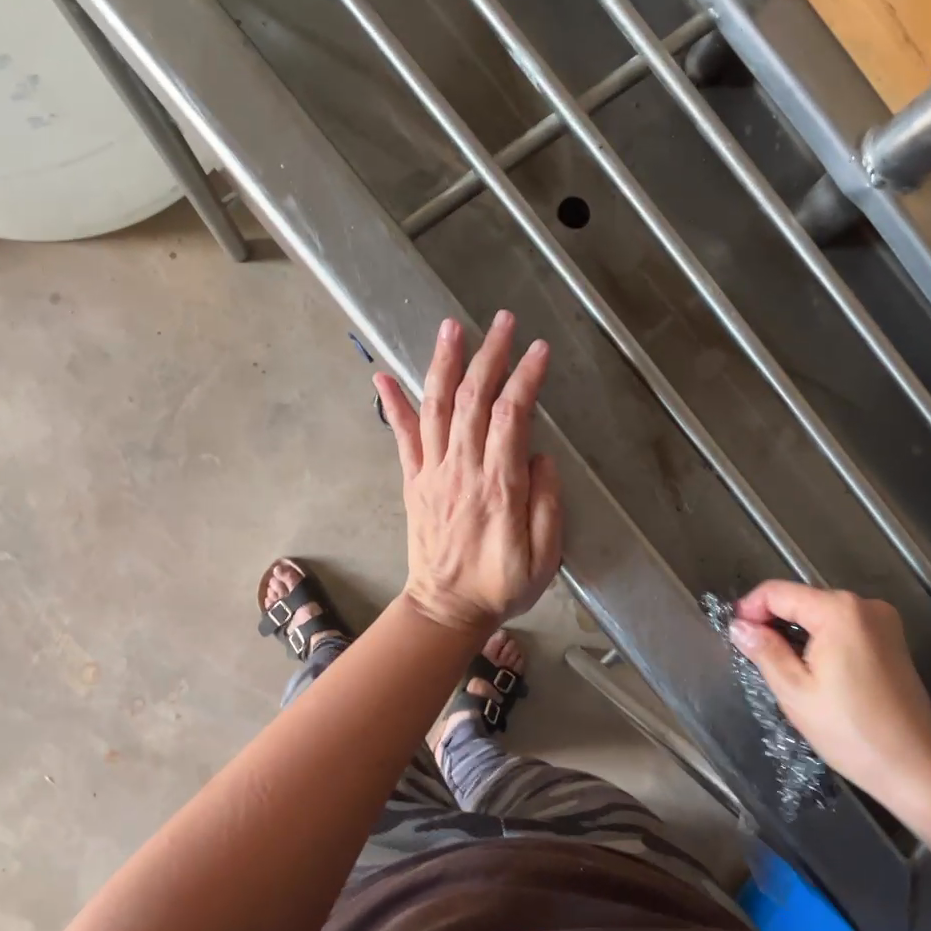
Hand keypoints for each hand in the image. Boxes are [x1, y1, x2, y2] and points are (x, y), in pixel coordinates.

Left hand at [373, 312, 562, 635]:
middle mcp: (461, 471)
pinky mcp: (414, 482)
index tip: (539, 349)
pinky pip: (401, 438)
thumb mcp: (544, 558)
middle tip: (503, 320)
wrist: (444, 611)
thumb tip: (540, 456)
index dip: (525, 378)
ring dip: (444, 364)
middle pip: (474, 400)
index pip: (512, 417)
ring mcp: (432, 474)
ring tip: (452, 326)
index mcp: (499, 488)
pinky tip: (383, 376)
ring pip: (437, 408)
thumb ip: (547, 505)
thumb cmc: (501, 586)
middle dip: (489, 355)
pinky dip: (392, 405)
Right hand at [728, 581, 930, 805]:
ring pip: (822, 614)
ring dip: (797, 632)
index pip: (779, 592)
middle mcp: (864, 605)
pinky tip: (814, 671)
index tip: (736, 635)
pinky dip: (822, 640)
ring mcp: (883, 621)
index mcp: (839, 611)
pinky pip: (844, 627)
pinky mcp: (892, 640)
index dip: (750, 608)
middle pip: (803, 600)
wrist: (915, 767)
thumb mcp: (795, 691)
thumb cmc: (850, 731)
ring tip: (781, 667)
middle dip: (774, 621)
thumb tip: (739, 626)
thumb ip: (764, 650)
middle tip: (754, 656)